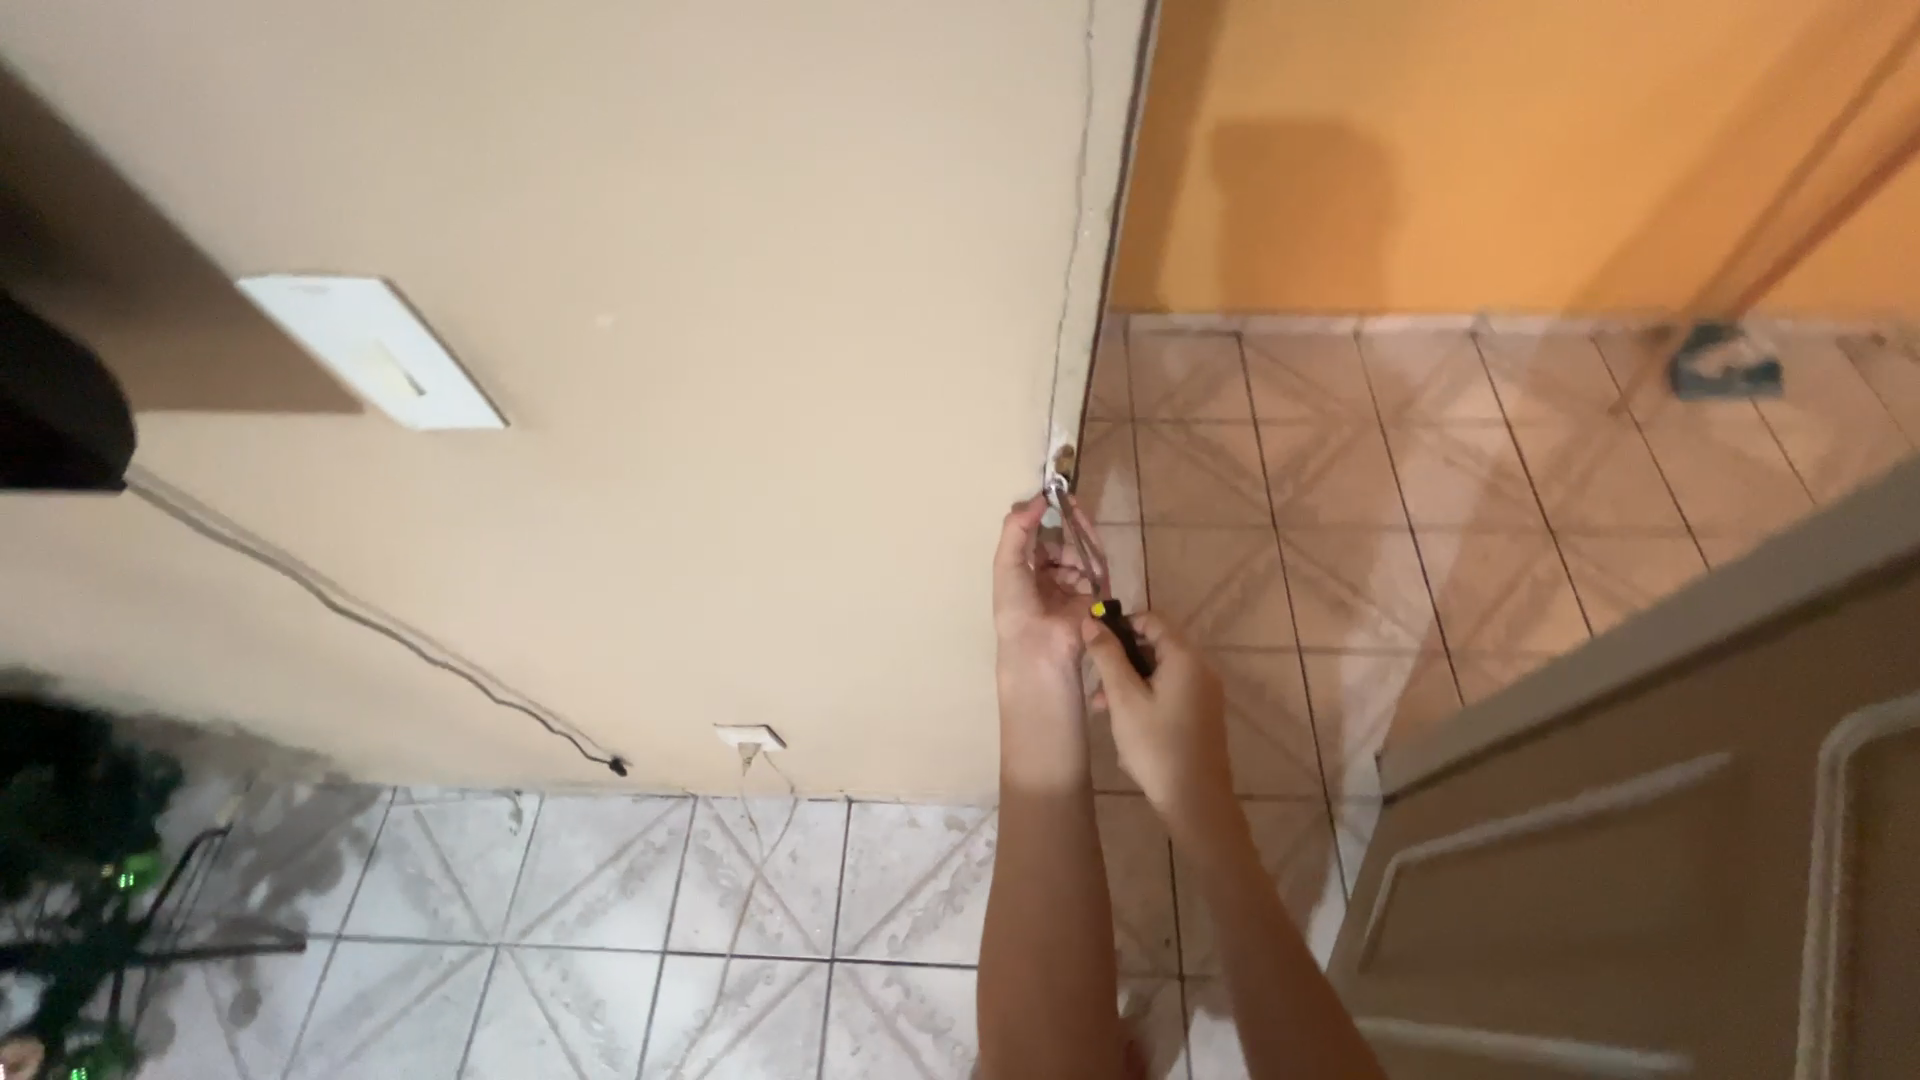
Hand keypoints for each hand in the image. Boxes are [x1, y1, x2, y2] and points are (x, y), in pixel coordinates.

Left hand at [993, 493, 1096, 671]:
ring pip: (1081, 550)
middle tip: (1066, 499)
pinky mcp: (1096, 592)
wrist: (1038, 643)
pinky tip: (1086, 531)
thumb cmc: (1015, 604)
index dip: (1041, 519)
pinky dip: (1093, 545)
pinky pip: (1097, 562)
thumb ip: (1016, 528)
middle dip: (1063, 521)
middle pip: (1062, 542)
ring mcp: (1074, 585)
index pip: (1036, 540)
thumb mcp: (1006, 561)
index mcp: (1025, 575)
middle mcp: (1050, 579)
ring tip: (1073, 522)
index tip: (1048, 495)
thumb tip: (1036, 498)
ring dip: (1077, 533)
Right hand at [1083, 613, 1236, 831]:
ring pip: (1159, 670)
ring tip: (1102, 707)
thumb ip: (1107, 656)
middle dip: (1122, 658)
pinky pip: (1169, 689)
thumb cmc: (1156, 744)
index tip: (1095, 643)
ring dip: (1129, 680)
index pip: (1153, 619)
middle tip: (1096, 681)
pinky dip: (1145, 695)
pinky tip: (1124, 721)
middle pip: (1156, 644)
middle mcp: (1200, 668)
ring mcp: (1203, 692)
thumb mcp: (1124, 698)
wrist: (1196, 799)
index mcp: (1185, 657)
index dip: (1122, 624)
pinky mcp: (1201, 712)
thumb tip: (1092, 623)